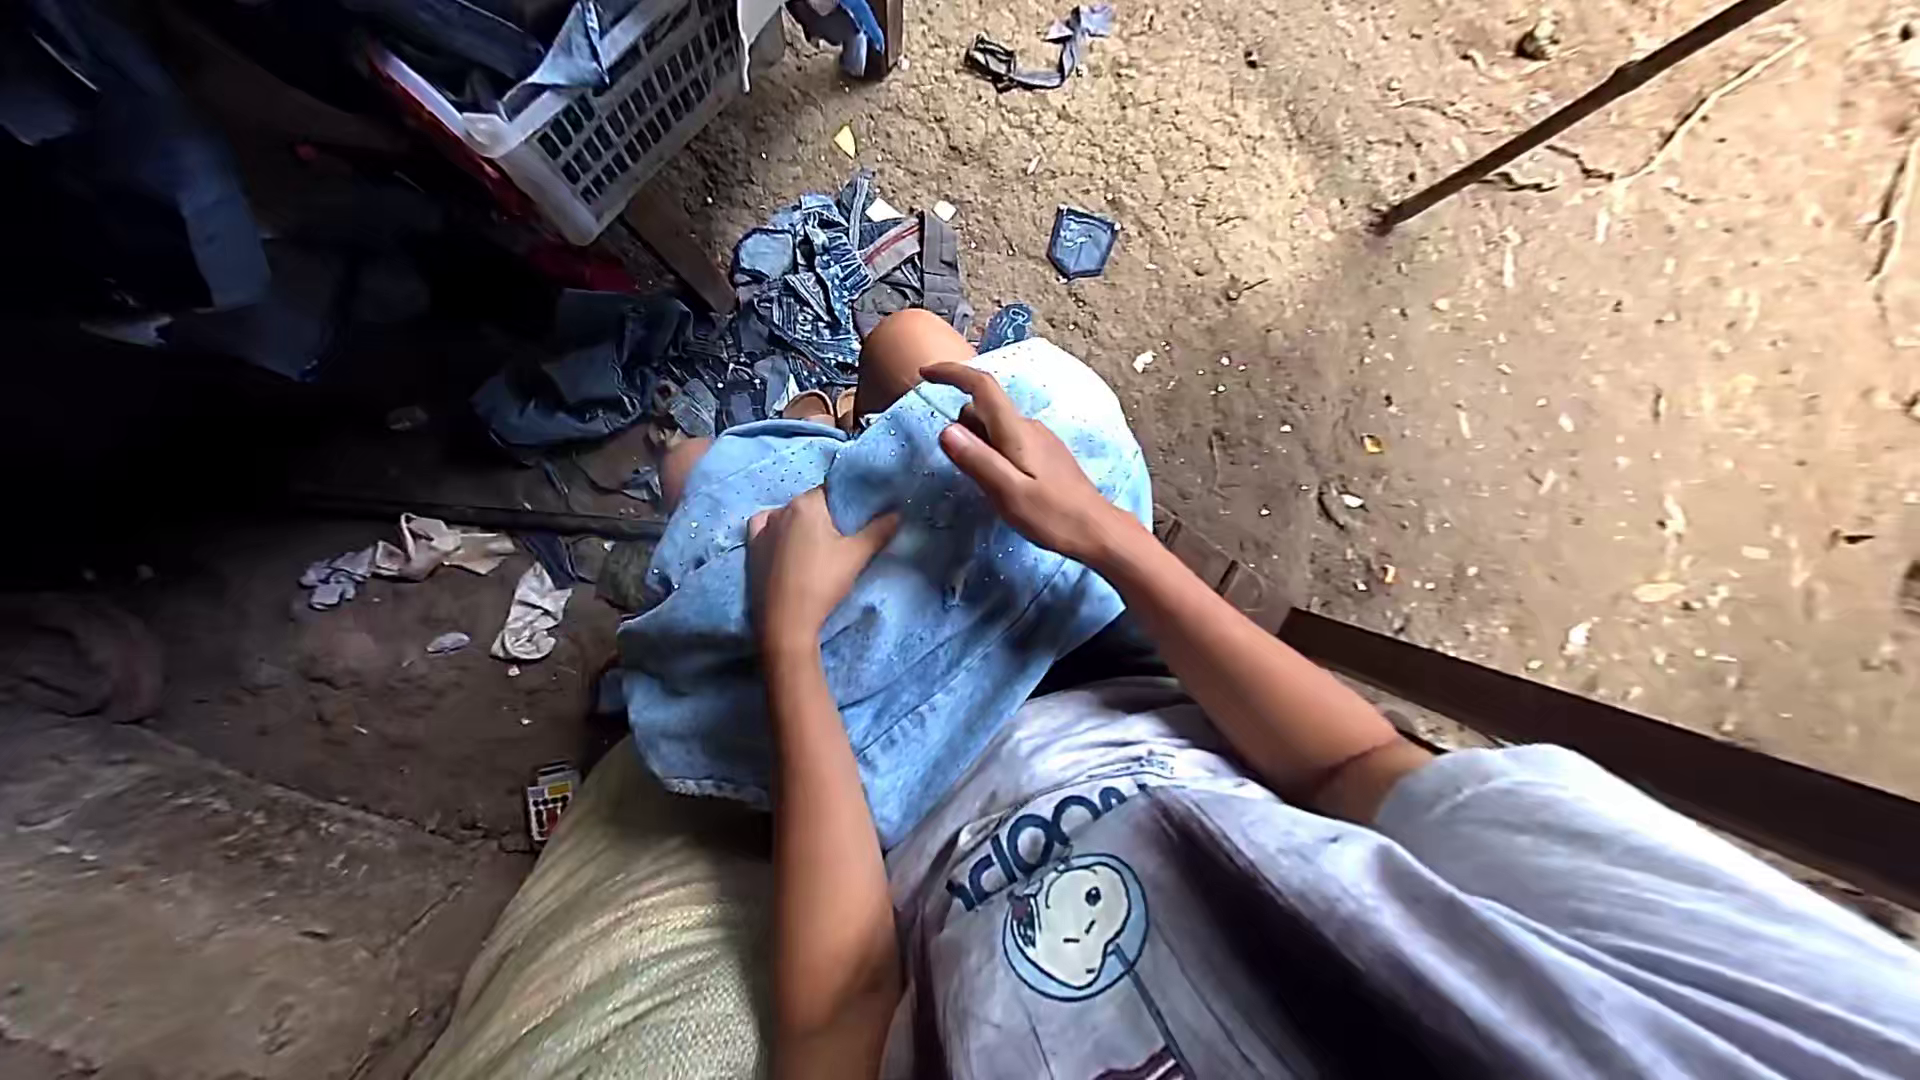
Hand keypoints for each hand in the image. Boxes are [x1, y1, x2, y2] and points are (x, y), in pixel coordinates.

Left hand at [747, 487, 899, 653]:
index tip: (862, 517)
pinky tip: (788, 540)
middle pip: (812, 503)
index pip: (833, 491)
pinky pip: (767, 528)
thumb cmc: (823, 582)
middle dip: (829, 513)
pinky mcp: (752, 548)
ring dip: (805, 523)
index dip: (850, 502)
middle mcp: (782, 509)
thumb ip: (879, 530)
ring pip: (790, 515)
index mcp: (806, 504)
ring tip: (820, 543)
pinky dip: (778, 529)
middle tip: (847, 534)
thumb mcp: (858, 555)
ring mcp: (763, 529)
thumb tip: (898, 513)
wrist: (786, 622)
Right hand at [921, 361, 1138, 564]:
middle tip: (972, 473)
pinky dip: (993, 452)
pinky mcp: (1044, 453)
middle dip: (963, 429)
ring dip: (979, 445)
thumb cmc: (1052, 516)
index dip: (952, 373)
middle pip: (982, 409)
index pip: (981, 386)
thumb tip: (945, 429)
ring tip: (992, 485)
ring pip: (993, 427)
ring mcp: (1038, 438)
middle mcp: (1027, 426)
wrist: (1096, 530)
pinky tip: (1006, 485)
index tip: (924, 373)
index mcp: (1016, 431)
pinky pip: (1007, 440)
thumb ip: (977, 460)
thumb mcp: (1007, 493)